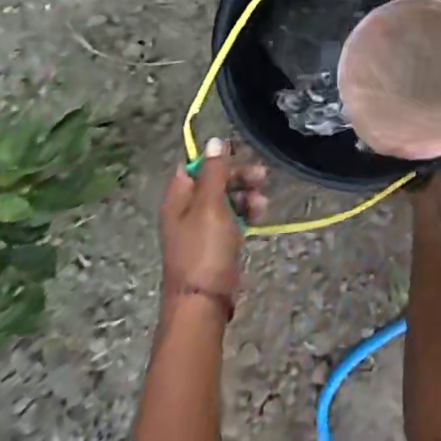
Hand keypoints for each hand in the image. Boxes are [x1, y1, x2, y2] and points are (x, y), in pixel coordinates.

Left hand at [158, 139, 267, 305]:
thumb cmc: (204, 249)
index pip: (195, 166)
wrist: (203, 301)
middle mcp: (187, 210)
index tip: (240, 157)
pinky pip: (233, 217)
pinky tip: (259, 217)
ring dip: (247, 195)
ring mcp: (202, 227)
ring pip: (227, 198)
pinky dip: (246, 213)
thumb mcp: (210, 205)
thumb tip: (214, 140)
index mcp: (178, 198)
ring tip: (262, 204)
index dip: (217, 159)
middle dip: (239, 177)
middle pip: (214, 180)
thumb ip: (214, 172)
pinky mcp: (216, 242)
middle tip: (262, 177)